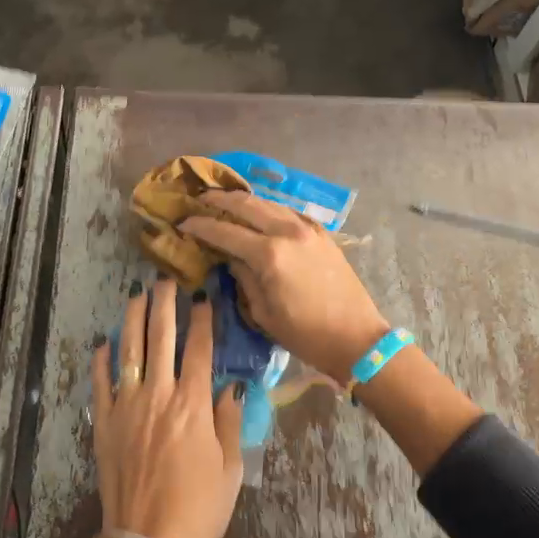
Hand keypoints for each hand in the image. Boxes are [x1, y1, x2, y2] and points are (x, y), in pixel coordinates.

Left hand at [91, 278, 245, 537]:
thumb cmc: (199, 509)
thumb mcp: (231, 468)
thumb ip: (229, 421)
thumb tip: (232, 384)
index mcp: (193, 404)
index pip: (200, 348)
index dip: (203, 318)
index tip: (203, 295)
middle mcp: (158, 395)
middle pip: (160, 337)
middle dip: (164, 303)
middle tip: (166, 279)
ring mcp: (126, 406)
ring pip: (129, 349)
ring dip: (133, 318)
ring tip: (136, 293)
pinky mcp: (104, 422)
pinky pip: (100, 381)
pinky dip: (102, 358)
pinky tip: (104, 341)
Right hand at [180, 190, 391, 384]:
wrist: (356, 338)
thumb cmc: (305, 334)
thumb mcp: (263, 312)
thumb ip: (242, 277)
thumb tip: (228, 257)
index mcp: (269, 255)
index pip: (225, 231)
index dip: (200, 226)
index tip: (182, 222)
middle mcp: (287, 232)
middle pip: (246, 205)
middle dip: (219, 200)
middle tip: (199, 199)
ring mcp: (307, 228)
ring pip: (268, 203)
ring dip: (243, 200)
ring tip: (224, 201)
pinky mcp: (320, 232)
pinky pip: (287, 211)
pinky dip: (267, 208)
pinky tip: (258, 212)